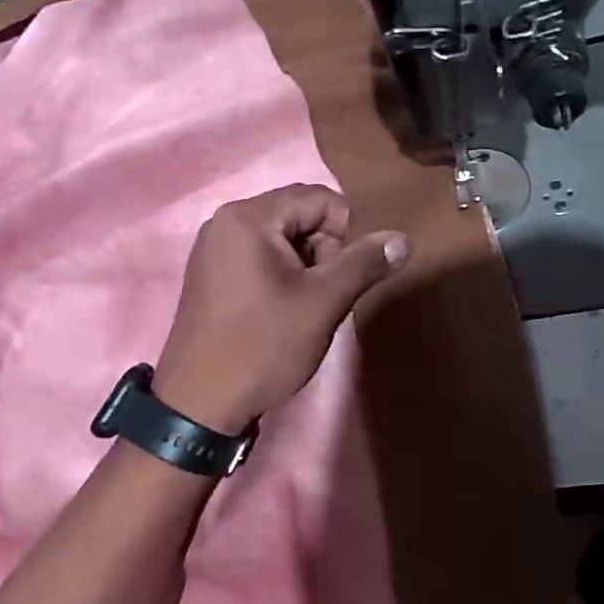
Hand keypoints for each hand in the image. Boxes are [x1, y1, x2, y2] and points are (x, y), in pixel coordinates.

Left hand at [153, 184, 406, 433]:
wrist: (200, 404)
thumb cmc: (263, 346)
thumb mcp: (323, 303)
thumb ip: (364, 264)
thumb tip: (403, 240)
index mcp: (248, 218)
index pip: (319, 199)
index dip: (349, 231)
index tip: (354, 274)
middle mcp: (226, 223)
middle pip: (301, 217)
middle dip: (328, 251)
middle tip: (330, 296)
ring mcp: (216, 251)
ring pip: (286, 242)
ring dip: (312, 269)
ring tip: (311, 309)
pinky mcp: (215, 277)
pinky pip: (265, 261)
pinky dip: (289, 279)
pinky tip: (289, 314)